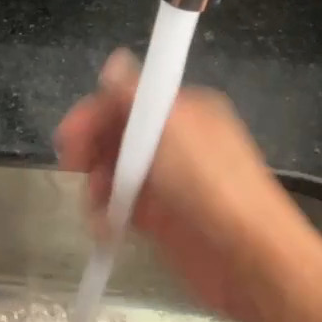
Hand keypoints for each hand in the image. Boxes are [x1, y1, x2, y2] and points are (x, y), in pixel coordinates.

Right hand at [54, 48, 312, 317]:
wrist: (251, 261)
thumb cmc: (210, 185)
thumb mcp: (171, 126)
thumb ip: (135, 92)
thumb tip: (116, 59)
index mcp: (182, 112)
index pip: (124, 99)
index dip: (93, 113)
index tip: (69, 134)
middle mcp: (173, 141)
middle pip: (113, 133)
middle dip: (89, 148)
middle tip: (72, 167)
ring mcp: (165, 181)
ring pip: (112, 169)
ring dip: (95, 184)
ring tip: (95, 206)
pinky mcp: (159, 217)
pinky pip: (120, 205)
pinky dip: (106, 212)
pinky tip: (104, 226)